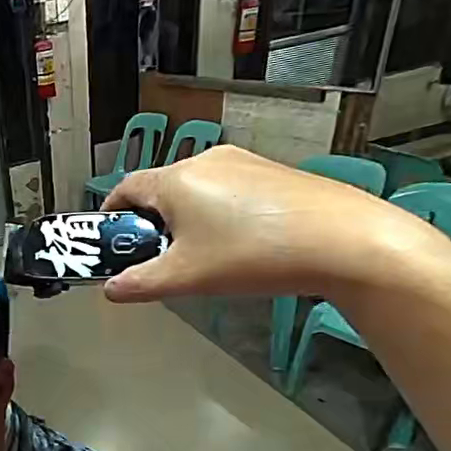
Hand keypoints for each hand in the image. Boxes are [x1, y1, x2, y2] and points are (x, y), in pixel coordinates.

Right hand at [100, 146, 450, 302]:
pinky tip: (241, 246)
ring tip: (204, 258)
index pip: (125, 187)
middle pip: (162, 189)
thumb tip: (112, 290)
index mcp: (176, 179)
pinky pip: (230, 191)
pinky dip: (220, 215)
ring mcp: (243, 162)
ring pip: (198, 190)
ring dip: (187, 220)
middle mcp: (206, 161)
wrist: (340, 239)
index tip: (111, 240)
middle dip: (152, 223)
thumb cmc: (253, 255)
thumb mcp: (187, 277)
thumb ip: (141, 283)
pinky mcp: (272, 172)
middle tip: (159, 259)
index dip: (111, 214)